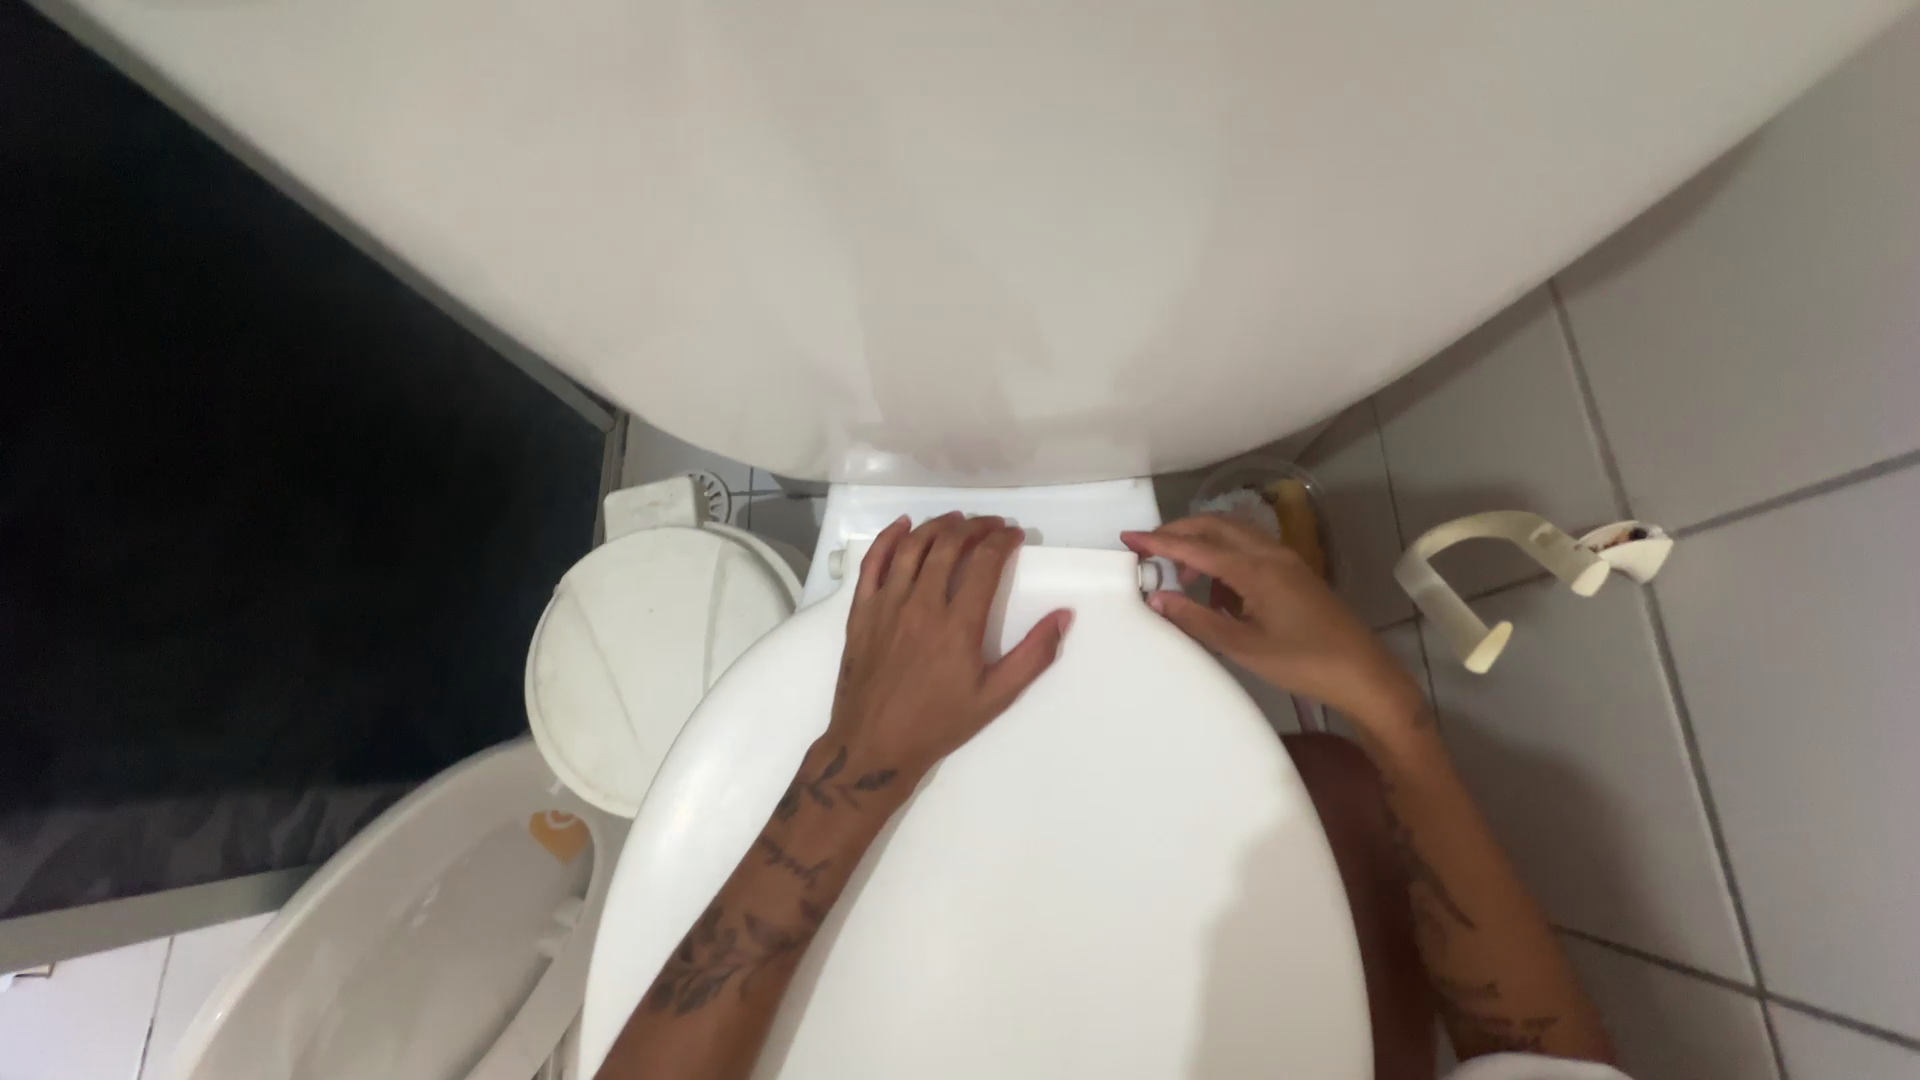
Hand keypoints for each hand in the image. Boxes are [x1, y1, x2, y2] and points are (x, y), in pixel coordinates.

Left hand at [826, 513, 1072, 784]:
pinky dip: (888, 538)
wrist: (874, 745)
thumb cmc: (939, 723)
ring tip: (957, 520)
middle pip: (949, 546)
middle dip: (975, 527)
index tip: (1014, 536)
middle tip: (992, 524)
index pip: (985, 563)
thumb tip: (1064, 616)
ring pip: (912, 547)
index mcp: (958, 625)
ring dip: (937, 526)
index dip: (1003, 541)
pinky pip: (872, 563)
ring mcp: (887, 605)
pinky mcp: (861, 611)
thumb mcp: (996, 697)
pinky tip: (903, 526)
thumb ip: (1033, 655)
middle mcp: (921, 605)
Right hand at [1122, 515, 1423, 723]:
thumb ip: (1196, 618)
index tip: (1129, 537)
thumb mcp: (1242, 646)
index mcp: (1255, 570)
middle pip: (1216, 525)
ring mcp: (1286, 560)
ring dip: (1203, 541)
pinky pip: (1250, 548)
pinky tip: (1218, 587)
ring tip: (1180, 571)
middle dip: (1179, 530)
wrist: (1364, 675)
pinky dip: (1225, 555)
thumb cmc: (1302, 663)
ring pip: (1234, 533)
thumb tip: (1157, 598)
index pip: (1196, 547)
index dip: (1159, 541)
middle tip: (1148, 546)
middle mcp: (1270, 555)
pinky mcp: (1294, 572)